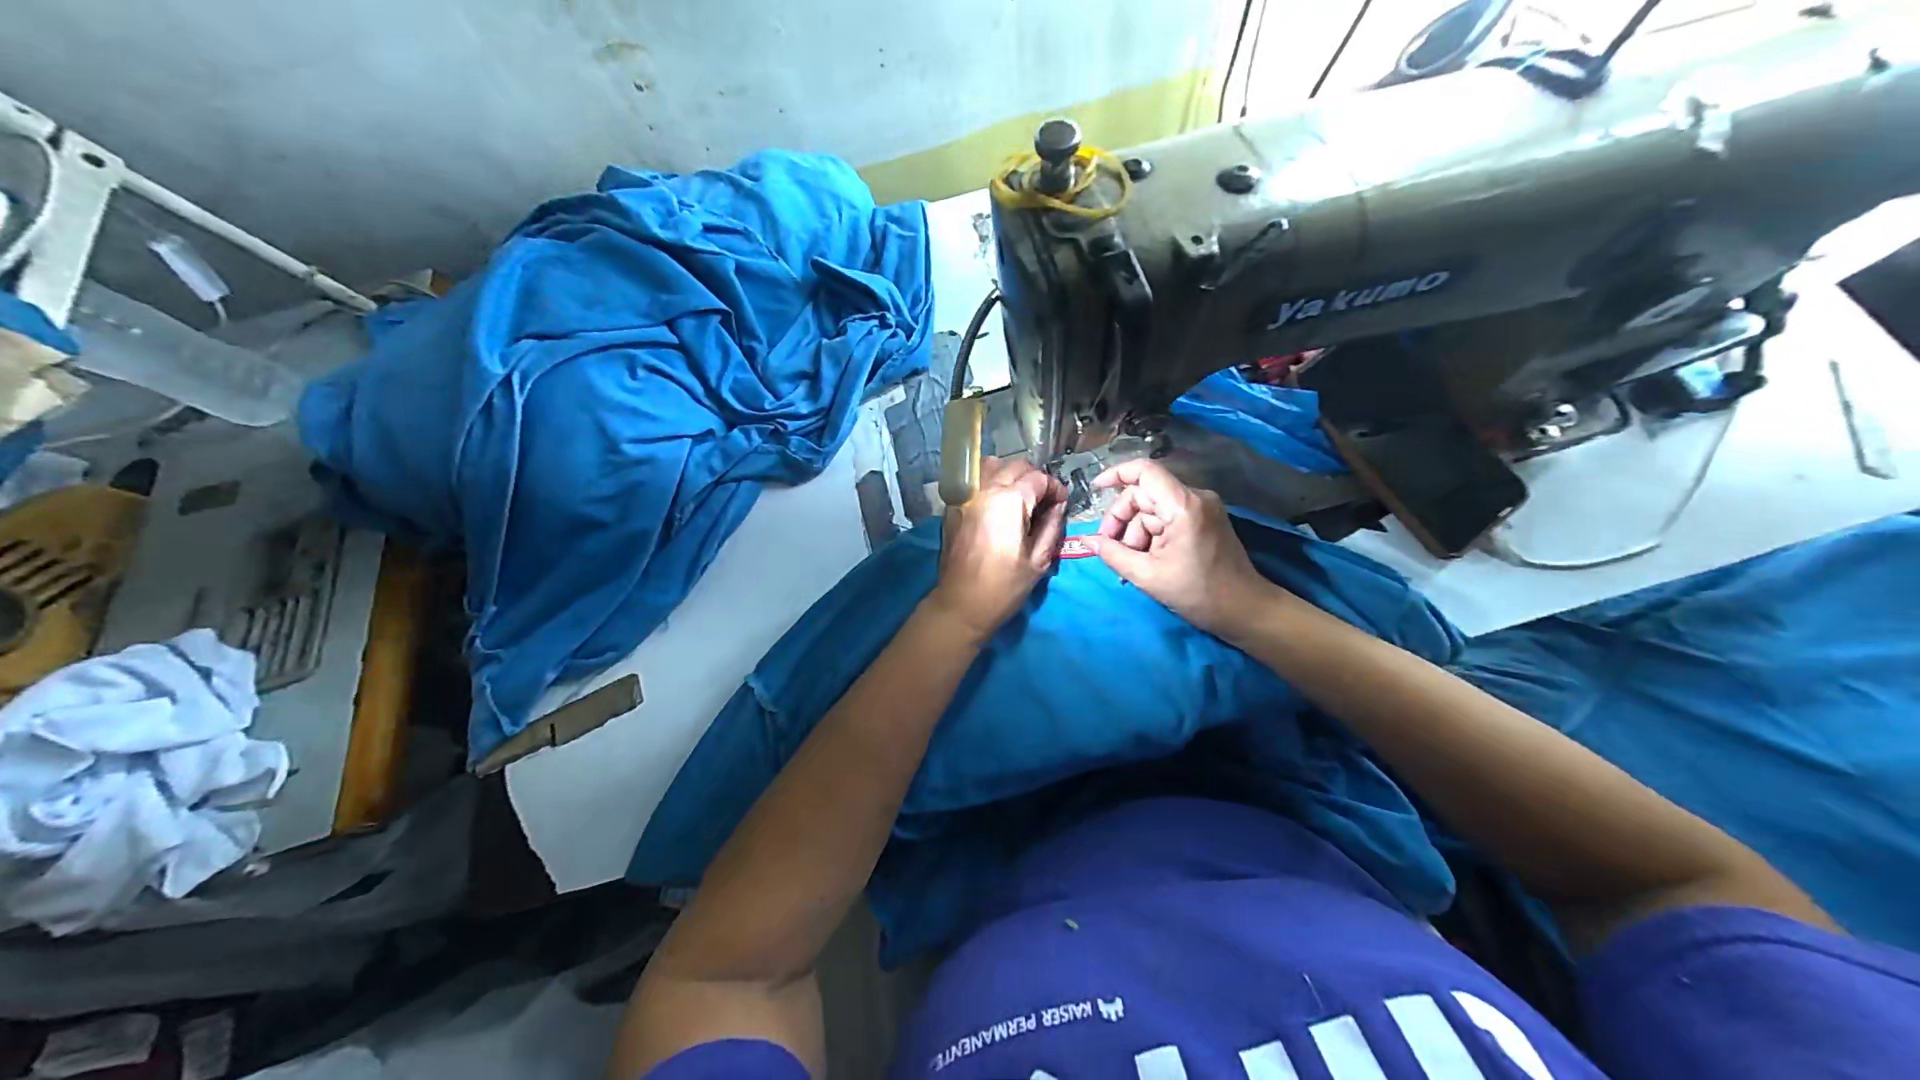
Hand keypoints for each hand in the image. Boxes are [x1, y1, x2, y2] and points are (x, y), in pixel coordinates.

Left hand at [924, 456, 1067, 642]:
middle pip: (1015, 466)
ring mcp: (965, 496)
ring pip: (991, 465)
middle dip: (1034, 478)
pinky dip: (988, 482)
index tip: (1061, 502)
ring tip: (1018, 496)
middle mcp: (985, 490)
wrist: (961, 604)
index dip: (1055, 488)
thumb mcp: (1038, 559)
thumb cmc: (1004, 586)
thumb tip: (1058, 504)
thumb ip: (1052, 525)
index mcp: (1009, 501)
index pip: (1038, 478)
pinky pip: (973, 480)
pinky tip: (997, 502)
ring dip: (1009, 474)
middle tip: (1043, 500)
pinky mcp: (953, 506)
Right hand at [1083, 458, 1278, 637]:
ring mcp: (1202, 507)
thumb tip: (1086, 540)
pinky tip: (1146, 559)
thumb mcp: (1147, 576)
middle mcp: (1195, 498)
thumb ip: (1113, 554)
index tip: (1095, 488)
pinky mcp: (1205, 519)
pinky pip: (1167, 517)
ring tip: (1130, 562)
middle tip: (1110, 548)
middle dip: (1122, 519)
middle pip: (1144, 494)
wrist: (1244, 609)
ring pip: (1153, 509)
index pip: (1145, 471)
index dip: (1116, 474)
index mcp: (1183, 506)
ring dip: (1136, 531)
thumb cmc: (1198, 594)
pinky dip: (1152, 535)